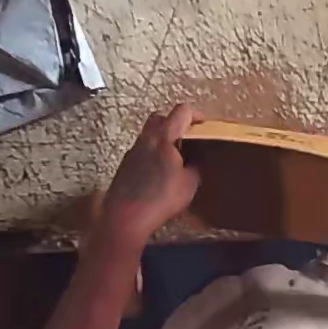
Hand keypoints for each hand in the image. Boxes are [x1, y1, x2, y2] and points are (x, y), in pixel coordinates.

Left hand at [97, 103, 201, 248]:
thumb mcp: (189, 185)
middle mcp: (146, 139)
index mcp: (164, 138)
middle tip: (186, 137)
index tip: (203, 124)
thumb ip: (194, 168)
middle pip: (159, 117)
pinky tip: (159, 172)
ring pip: (148, 134)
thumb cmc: (161, 198)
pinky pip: (141, 151)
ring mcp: (132, 152)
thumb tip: (194, 163)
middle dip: (174, 122)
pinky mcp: (124, 166)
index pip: (180, 111)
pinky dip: (152, 153)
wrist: (126, 216)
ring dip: (162, 139)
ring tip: (174, 157)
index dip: (195, 114)